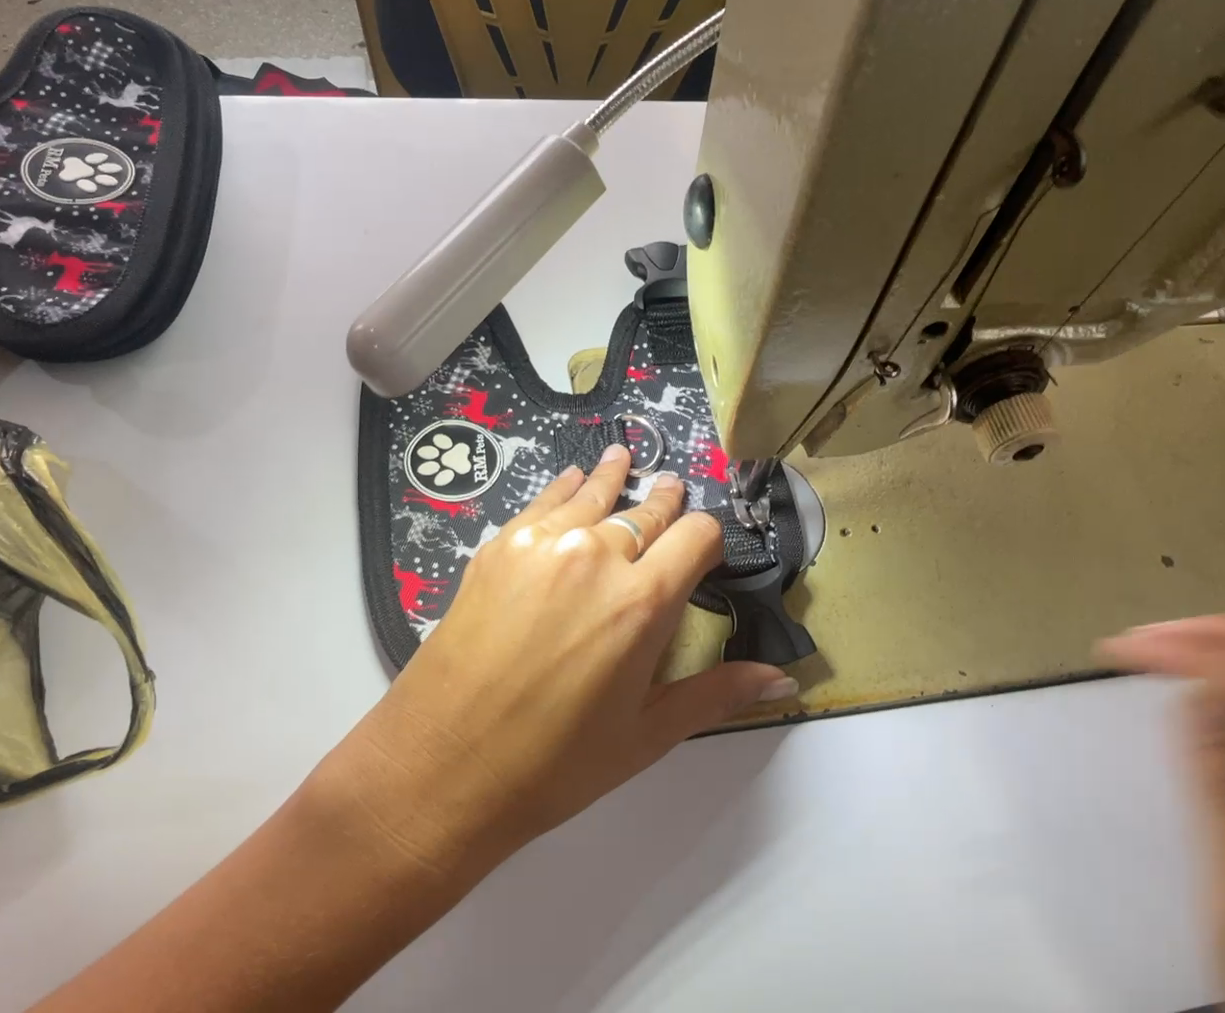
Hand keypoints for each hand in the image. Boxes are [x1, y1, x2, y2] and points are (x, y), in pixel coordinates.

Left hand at [331, 444, 796, 870]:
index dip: (708, 539)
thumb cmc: (553, 765)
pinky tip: (571, 480)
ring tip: (625, 458)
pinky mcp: (497, 548)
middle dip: (666, 502)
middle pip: (647, 509)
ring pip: (593, 492)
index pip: (698, 535)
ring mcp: (542, 545)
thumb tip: (782, 680)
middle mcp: (597, 556)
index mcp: (644, 602)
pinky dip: (564, 487)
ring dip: (615, 478)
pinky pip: (543, 501)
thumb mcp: (646, 736)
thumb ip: (716, 694)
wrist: (441, 767)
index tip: (705, 551)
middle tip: (671, 489)